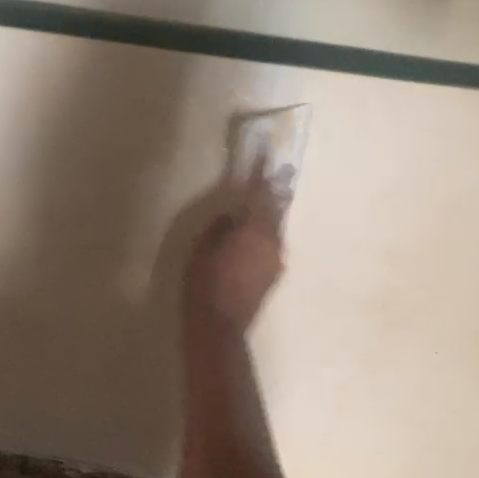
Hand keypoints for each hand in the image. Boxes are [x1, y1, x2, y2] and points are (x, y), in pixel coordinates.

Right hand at [183, 161, 287, 334]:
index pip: (260, 192)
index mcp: (254, 229)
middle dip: (271, 191)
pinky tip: (253, 238)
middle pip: (275, 208)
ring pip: (274, 229)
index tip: (267, 151)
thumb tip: (233, 214)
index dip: (261, 171)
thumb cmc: (204, 282)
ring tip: (260, 205)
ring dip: (268, 215)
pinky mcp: (275, 274)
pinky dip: (264, 236)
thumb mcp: (202, 247)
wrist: (220, 326)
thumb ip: (221, 225)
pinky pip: (271, 246)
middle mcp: (272, 241)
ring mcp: (276, 259)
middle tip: (270, 174)